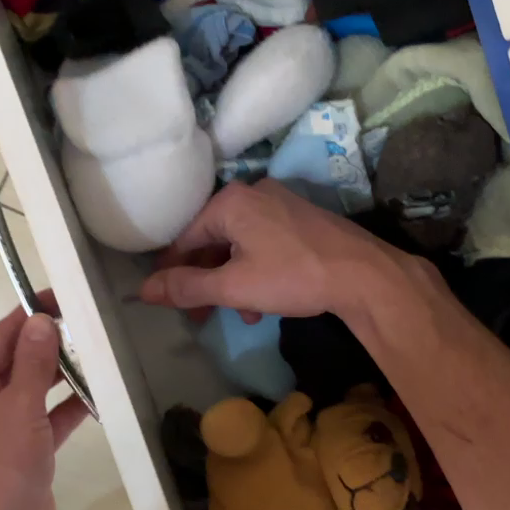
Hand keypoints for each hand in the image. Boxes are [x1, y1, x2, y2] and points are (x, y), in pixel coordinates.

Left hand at [0, 298, 88, 509]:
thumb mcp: (18, 409)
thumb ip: (34, 364)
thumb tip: (41, 321)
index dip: (30, 315)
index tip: (65, 295)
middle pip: (17, 363)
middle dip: (52, 345)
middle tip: (93, 324)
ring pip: (34, 392)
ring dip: (63, 377)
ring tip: (100, 354)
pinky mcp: (21, 456)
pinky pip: (45, 421)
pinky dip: (68, 409)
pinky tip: (99, 397)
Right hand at [139, 179, 412, 321]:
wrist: (364, 274)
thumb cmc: (292, 276)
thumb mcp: (234, 287)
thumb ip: (187, 287)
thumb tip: (146, 290)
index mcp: (229, 202)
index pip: (184, 238)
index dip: (171, 272)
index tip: (164, 300)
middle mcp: (252, 193)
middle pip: (212, 240)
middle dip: (206, 281)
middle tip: (199, 315)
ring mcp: (280, 203)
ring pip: (239, 245)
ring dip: (233, 281)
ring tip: (240, 315)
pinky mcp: (300, 218)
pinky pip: (263, 242)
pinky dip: (256, 270)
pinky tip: (263, 303)